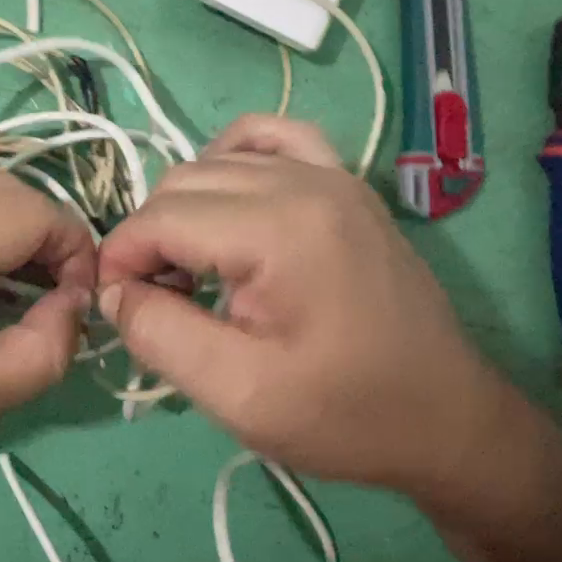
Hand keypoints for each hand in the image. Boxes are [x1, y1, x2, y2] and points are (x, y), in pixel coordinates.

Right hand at [95, 115, 513, 494]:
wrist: (448, 421)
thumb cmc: (345, 415)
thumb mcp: (236, 395)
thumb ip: (158, 333)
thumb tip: (113, 290)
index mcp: (279, 229)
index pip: (160, 218)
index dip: (122, 261)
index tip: (121, 310)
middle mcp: (303, 181)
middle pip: (180, 184)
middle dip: (149, 239)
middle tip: (159, 302)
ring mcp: (330, 174)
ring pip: (213, 162)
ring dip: (183, 209)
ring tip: (191, 268)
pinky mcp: (344, 183)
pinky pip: (270, 139)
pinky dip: (230, 160)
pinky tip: (226, 206)